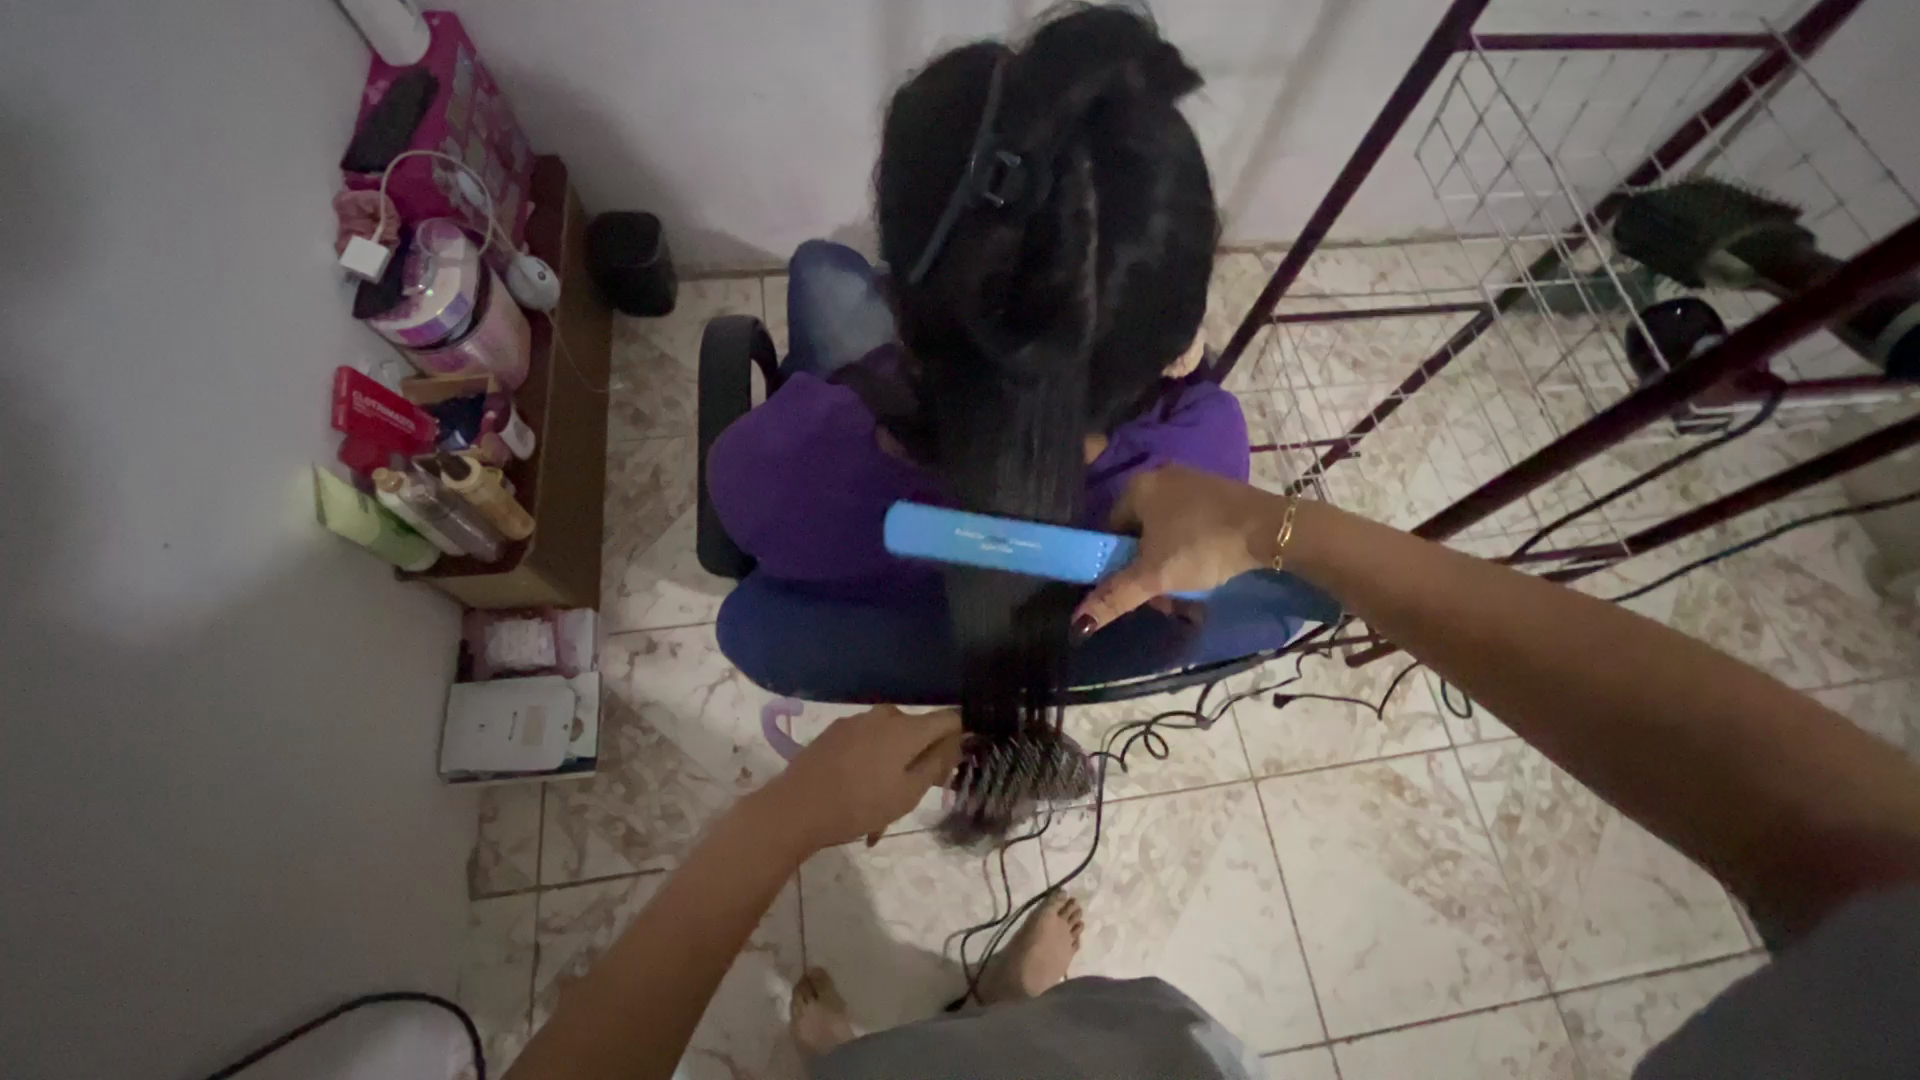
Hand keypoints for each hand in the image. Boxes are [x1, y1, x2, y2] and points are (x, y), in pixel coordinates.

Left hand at [757, 705, 965, 849]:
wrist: (795, 807)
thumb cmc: (859, 805)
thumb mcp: (908, 794)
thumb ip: (938, 764)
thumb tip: (958, 741)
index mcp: (907, 728)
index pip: (950, 718)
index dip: (961, 736)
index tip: (957, 761)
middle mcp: (884, 714)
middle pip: (918, 730)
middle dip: (922, 757)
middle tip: (914, 794)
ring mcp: (856, 720)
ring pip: (890, 738)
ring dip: (894, 764)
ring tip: (880, 804)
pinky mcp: (835, 731)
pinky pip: (866, 742)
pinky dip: (870, 762)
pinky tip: (857, 792)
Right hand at [1072, 465, 1286, 635]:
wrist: (1271, 531)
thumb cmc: (1202, 546)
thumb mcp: (1154, 576)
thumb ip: (1114, 597)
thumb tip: (1077, 624)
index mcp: (1137, 487)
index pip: (1110, 530)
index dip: (1117, 564)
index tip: (1134, 589)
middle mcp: (1161, 477)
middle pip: (1140, 533)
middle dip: (1148, 569)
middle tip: (1163, 596)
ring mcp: (1194, 483)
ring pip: (1167, 533)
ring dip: (1171, 565)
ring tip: (1187, 591)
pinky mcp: (1220, 494)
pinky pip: (1193, 525)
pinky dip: (1194, 550)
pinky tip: (1208, 569)